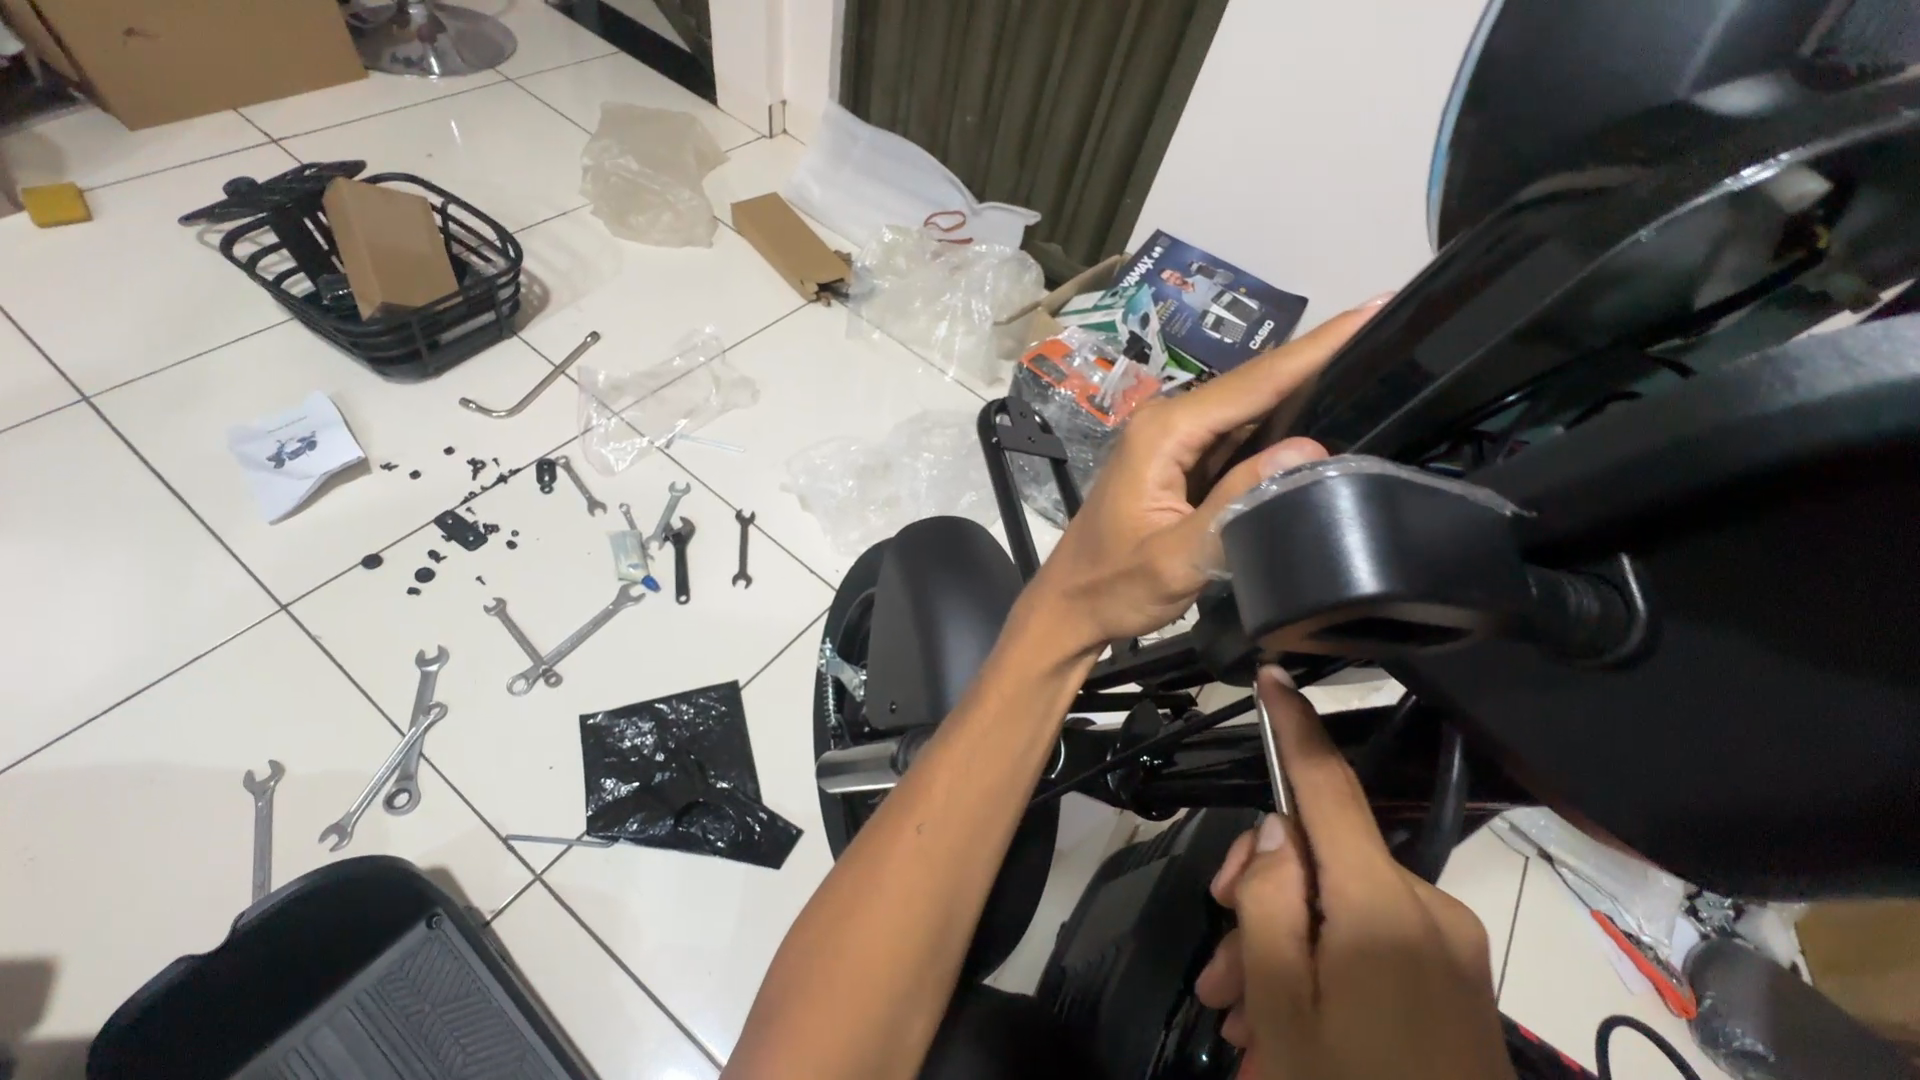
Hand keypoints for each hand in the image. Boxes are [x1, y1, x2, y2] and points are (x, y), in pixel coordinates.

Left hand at [1022, 301, 1387, 651]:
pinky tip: (1319, 419)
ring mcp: (1172, 441)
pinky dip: (1278, 425)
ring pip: (1249, 407)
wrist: (1068, 607)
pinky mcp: (1179, 463)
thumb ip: (1239, 504)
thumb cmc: (1113, 587)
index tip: (1377, 306)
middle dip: (1321, 357)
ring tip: (1373, 362)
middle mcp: (1167, 422)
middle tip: (1394, 331)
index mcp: (1165, 432)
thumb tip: (1311, 450)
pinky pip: (1237, 434)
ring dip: (1304, 388)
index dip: (1319, 347)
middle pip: (1256, 384)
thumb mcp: (1178, 557)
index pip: (1255, 382)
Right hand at [1195, 669, 1515, 1079]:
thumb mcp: (1280, 1000)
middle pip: (1320, 859)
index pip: (1328, 787)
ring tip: (1242, 1018)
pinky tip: (1288, 1026)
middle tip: (1218, 967)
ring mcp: (1447, 946)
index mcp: (1380, 903)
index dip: (1294, 728)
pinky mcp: (1454, 979)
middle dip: (1259, 896)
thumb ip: (1266, 898)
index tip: (1273, 675)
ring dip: (1282, 946)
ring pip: (1338, 907)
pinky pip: (1371, 943)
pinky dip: (1322, 966)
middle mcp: (1424, 907)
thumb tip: (1275, 833)